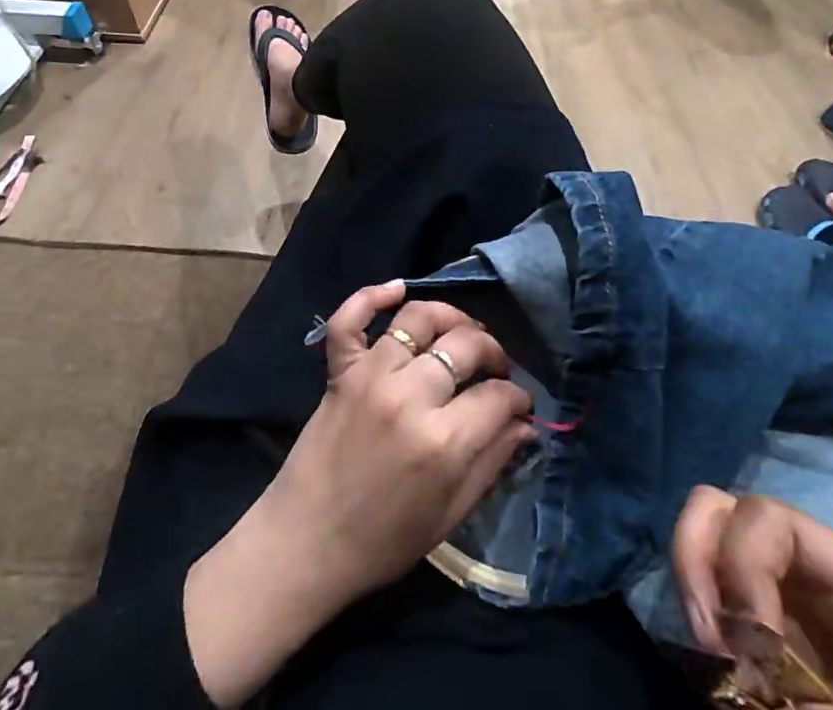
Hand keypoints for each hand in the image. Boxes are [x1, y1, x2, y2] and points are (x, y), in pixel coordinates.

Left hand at [185, 281, 532, 705]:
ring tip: (462, 333)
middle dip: (494, 352)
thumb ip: (493, 462)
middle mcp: (409, 396)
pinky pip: (349, 320)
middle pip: (466, 345)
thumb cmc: (385, 539)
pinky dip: (370, 297)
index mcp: (444, 442)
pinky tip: (396, 288)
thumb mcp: (452, 512)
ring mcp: (369, 377)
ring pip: (417, 318)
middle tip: (495, 370)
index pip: (499, 396)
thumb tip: (526, 424)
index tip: (519, 405)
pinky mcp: (338, 372)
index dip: (519, 398)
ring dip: (450, 318)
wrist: (306, 544)